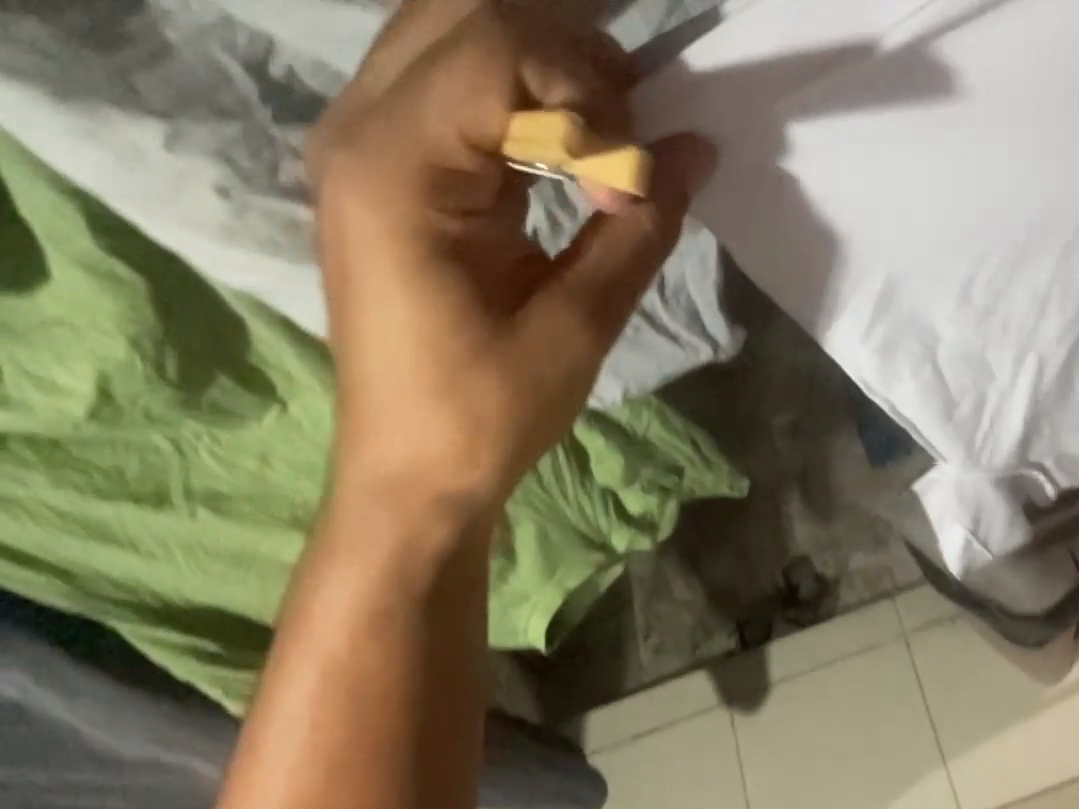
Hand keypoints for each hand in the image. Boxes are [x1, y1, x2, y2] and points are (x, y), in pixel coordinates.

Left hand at [308, 0, 713, 512]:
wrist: (413, 469)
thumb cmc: (489, 410)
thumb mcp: (580, 324)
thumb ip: (639, 225)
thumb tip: (695, 149)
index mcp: (396, 166)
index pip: (498, 46)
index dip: (591, 94)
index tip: (631, 184)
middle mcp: (359, 127)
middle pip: (467, 14)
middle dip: (571, 56)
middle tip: (635, 126)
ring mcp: (361, 140)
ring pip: (452, 33)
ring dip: (544, 66)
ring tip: (610, 129)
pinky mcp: (383, 166)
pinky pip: (448, 82)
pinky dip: (518, 94)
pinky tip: (564, 143)